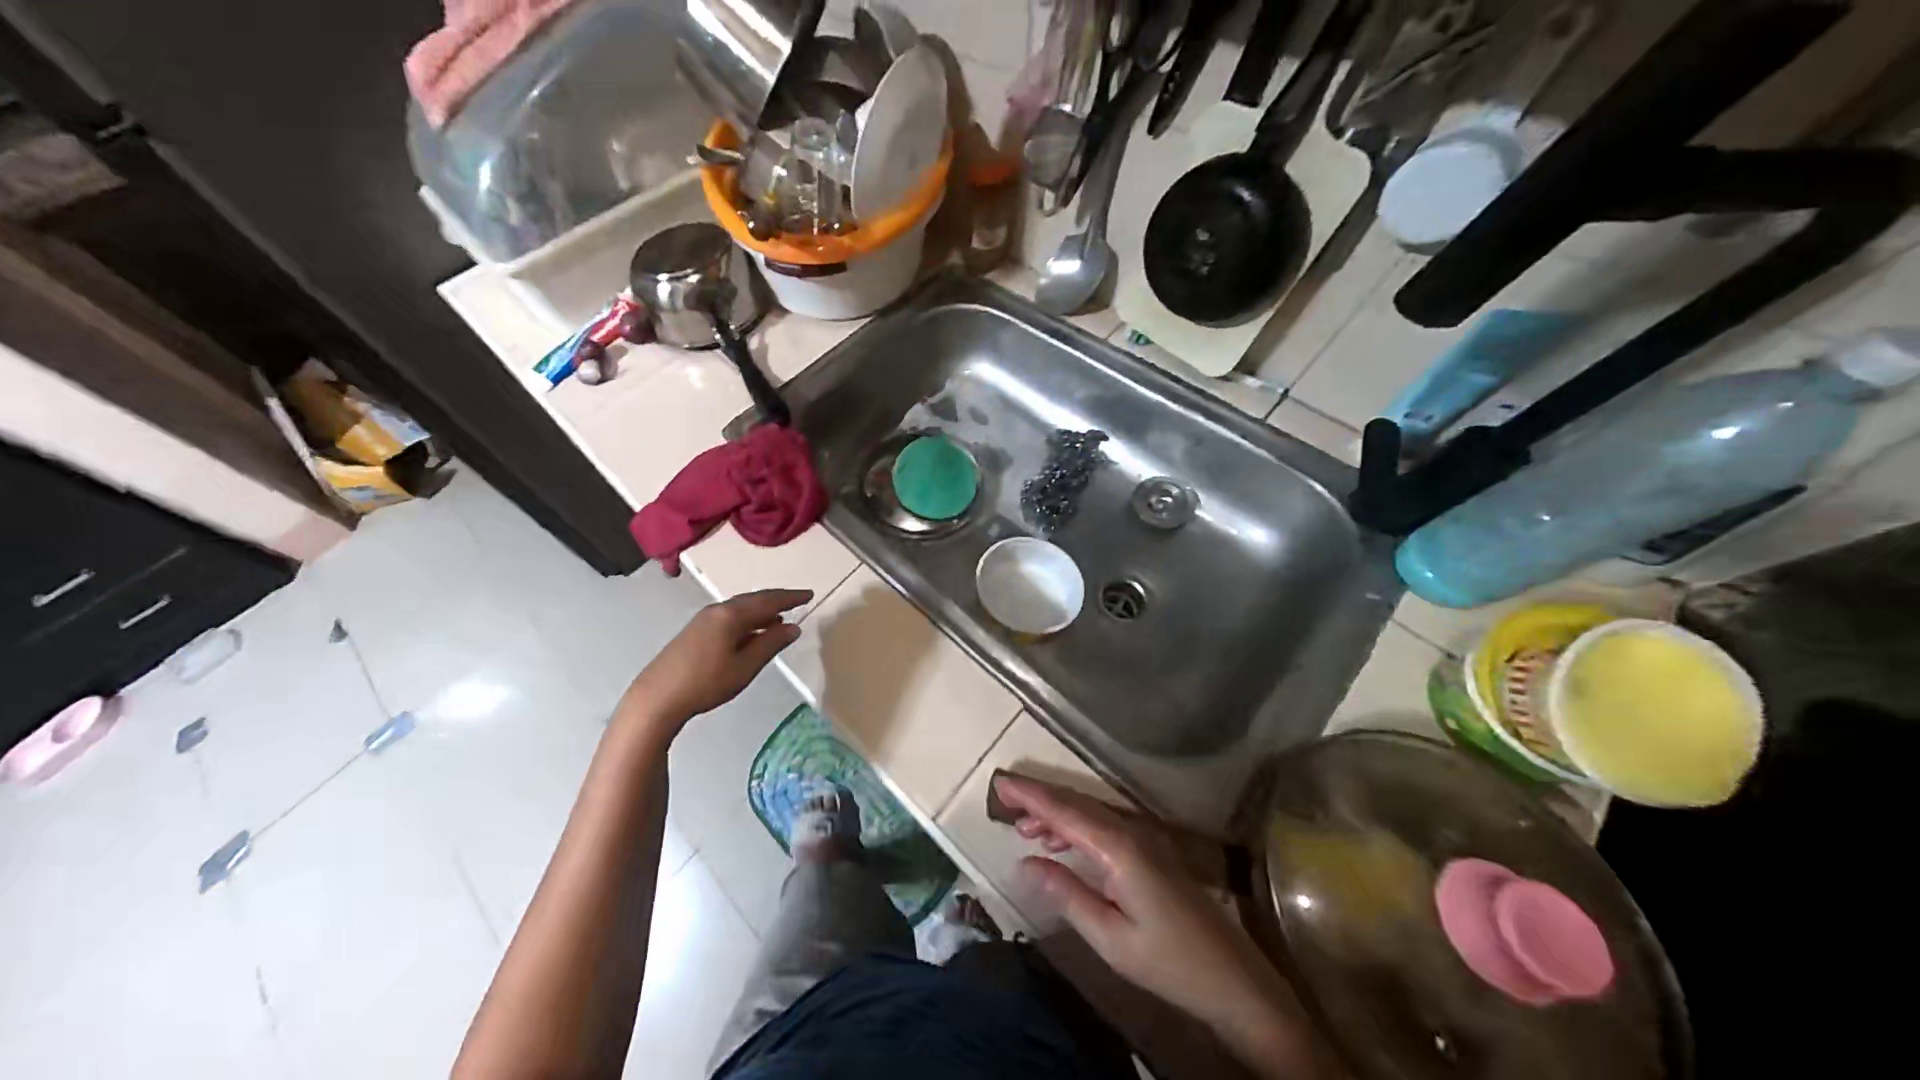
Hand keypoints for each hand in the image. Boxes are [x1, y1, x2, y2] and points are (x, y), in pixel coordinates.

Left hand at [621, 589, 810, 735]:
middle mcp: (717, 610)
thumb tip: (793, 627)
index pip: (768, 601)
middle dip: (776, 601)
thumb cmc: (706, 683)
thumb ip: (770, 644)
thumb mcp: (745, 666)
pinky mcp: (695, 632)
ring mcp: (703, 620)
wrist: (657, 698)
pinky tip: (752, 634)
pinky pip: (729, 617)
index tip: (809, 594)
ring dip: (761, 612)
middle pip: (752, 600)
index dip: (790, 598)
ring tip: (779, 620)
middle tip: (797, 602)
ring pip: (739, 609)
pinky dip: (747, 621)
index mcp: (731, 615)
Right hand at [992, 774, 1317, 1079]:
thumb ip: (1066, 894)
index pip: (1065, 811)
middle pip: (1077, 804)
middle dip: (1039, 799)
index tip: (1000, 783)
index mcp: (1120, 848)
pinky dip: (1078, 828)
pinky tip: (1062, 843)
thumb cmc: (1168, 962)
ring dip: (1057, 815)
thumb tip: (1024, 863)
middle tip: (1004, 798)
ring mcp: (1146, 839)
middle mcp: (1133, 832)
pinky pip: (1106, 826)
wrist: (1233, 979)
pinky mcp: (1153, 852)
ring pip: (1091, 814)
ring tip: (1023, 827)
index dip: (1030, 796)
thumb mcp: (1109, 936)